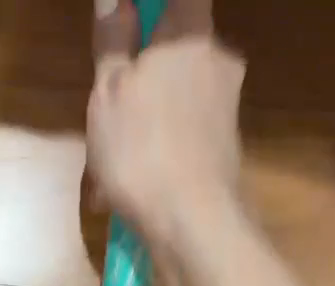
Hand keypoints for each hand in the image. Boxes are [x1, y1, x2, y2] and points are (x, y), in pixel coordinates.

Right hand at [86, 27, 245, 247]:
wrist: (189, 217)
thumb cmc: (139, 148)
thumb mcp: (109, 92)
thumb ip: (113, 41)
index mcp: (189, 34)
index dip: (155, 7)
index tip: (131, 26)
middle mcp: (217, 57)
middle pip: (179, 47)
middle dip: (144, 72)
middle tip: (108, 107)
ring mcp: (226, 101)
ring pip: (177, 95)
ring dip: (143, 120)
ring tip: (108, 164)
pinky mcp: (225, 139)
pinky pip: (183, 130)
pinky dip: (155, 147)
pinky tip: (125, 185)